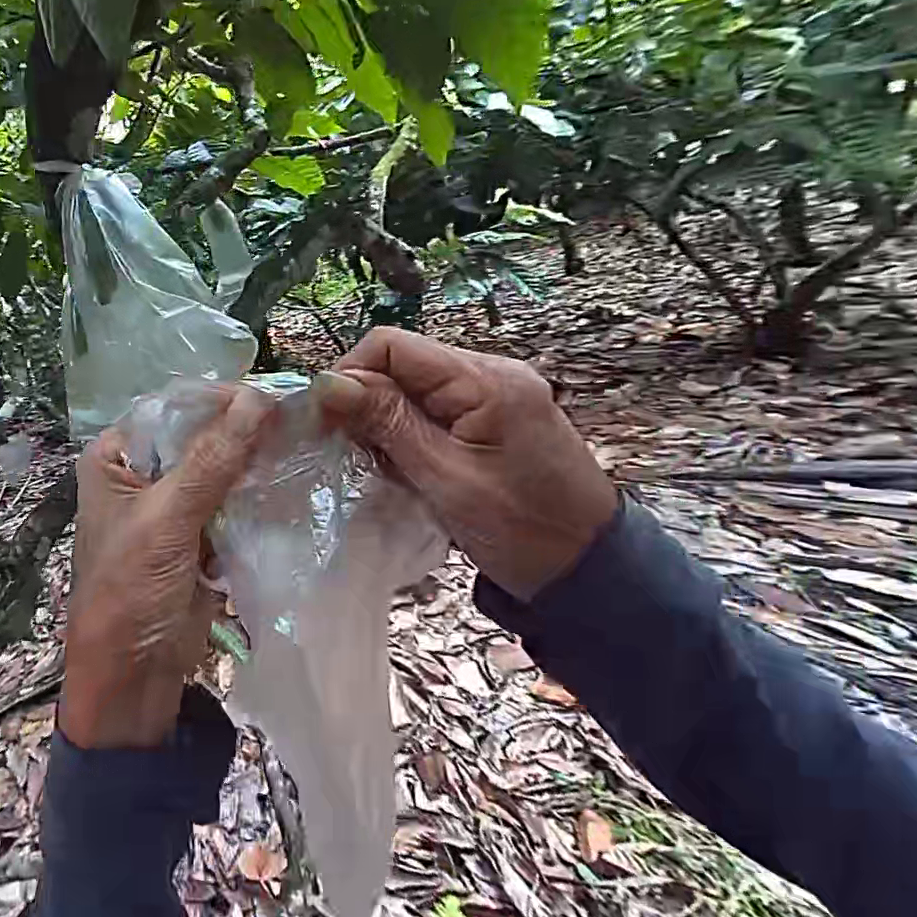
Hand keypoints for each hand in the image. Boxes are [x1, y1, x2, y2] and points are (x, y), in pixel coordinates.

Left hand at [60, 385, 273, 747]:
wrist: (132, 675)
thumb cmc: (129, 590)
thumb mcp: (166, 520)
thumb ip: (212, 460)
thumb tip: (259, 400)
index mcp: (116, 456)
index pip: (173, 408)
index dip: (219, 400)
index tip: (271, 398)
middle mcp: (142, 470)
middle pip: (199, 435)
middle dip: (243, 431)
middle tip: (296, 419)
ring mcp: (174, 501)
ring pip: (221, 466)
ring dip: (254, 460)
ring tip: (301, 443)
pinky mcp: (200, 529)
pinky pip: (232, 498)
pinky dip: (256, 492)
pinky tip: (288, 478)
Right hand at [315, 327, 617, 599]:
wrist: (589, 570)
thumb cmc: (522, 530)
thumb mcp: (445, 478)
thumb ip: (387, 423)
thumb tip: (327, 382)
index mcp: (485, 379)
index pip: (392, 345)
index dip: (350, 375)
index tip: (329, 423)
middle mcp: (490, 372)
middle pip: (400, 364)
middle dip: (368, 405)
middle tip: (363, 456)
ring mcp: (494, 393)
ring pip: (411, 389)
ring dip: (387, 425)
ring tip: (393, 469)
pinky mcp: (492, 416)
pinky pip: (432, 409)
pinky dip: (409, 436)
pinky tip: (412, 469)